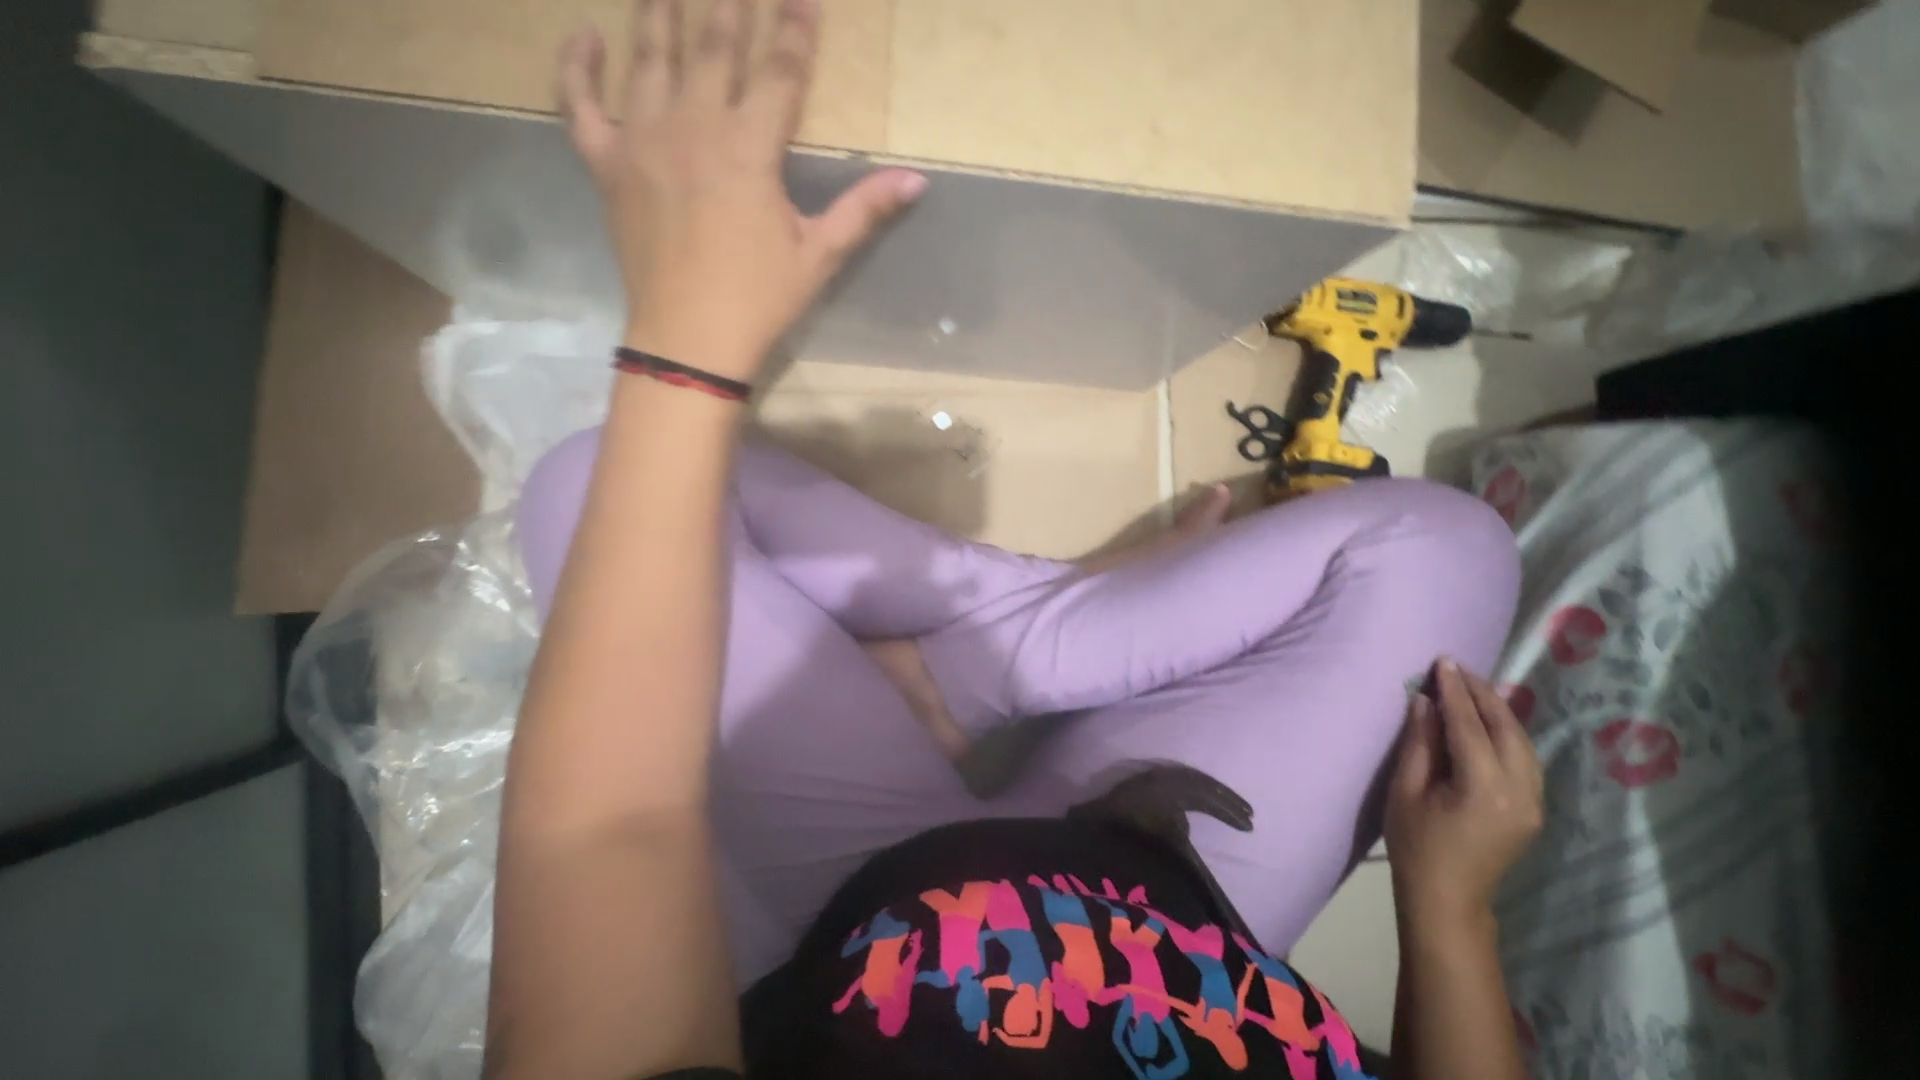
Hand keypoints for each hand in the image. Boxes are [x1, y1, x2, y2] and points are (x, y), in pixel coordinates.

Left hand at [557, 0, 927, 380]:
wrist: (687, 339)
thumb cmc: (759, 299)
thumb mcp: (819, 255)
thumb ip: (864, 209)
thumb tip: (917, 181)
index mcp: (748, 147)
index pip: (779, 69)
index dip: (795, 27)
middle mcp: (692, 125)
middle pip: (712, 42)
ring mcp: (642, 139)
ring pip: (648, 54)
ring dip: (661, 7)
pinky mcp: (606, 165)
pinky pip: (580, 104)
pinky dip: (576, 67)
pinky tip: (585, 35)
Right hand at [1384, 659, 1542, 932]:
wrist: (1447, 898)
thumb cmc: (1415, 845)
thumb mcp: (1405, 791)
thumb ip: (1420, 744)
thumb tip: (1426, 702)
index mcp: (1484, 788)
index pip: (1470, 726)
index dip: (1455, 692)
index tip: (1442, 662)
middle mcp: (1520, 790)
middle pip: (1506, 728)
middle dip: (1482, 694)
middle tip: (1457, 667)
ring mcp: (1534, 800)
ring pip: (1522, 741)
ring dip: (1497, 710)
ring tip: (1472, 685)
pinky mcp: (1534, 806)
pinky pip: (1525, 757)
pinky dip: (1507, 732)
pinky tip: (1489, 719)